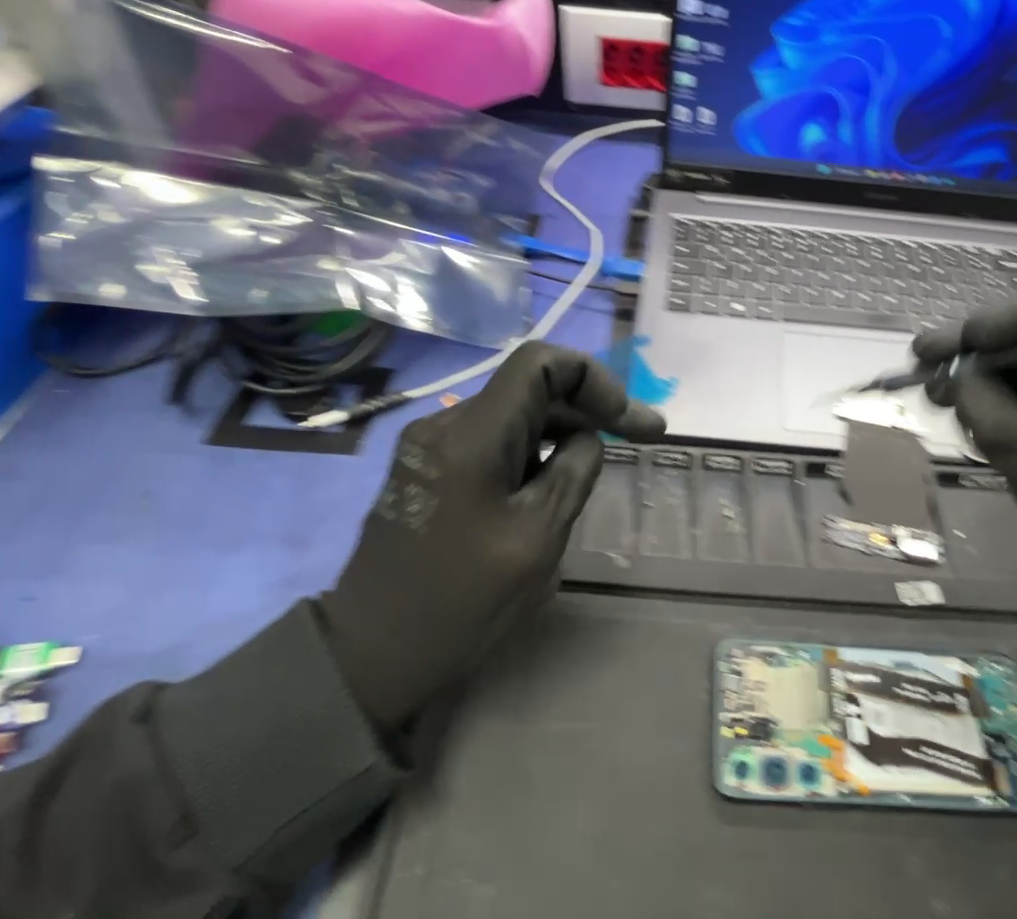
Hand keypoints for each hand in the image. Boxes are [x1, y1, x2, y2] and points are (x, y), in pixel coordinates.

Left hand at [318, 343, 665, 733]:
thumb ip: (572, 473)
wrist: (372, 653)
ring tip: (599, 469)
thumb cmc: (462, 602)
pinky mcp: (427, 473)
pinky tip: (552, 487)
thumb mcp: (537, 538)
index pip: (540, 363)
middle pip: (528, 389)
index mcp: (471, 434)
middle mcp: (445, 425)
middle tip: (643, 440)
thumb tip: (585, 438)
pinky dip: (530, 454)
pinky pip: (489, 445)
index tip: (628, 422)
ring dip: (559, 433)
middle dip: (588, 407)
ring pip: (510, 417)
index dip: (594, 379)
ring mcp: (430, 449)